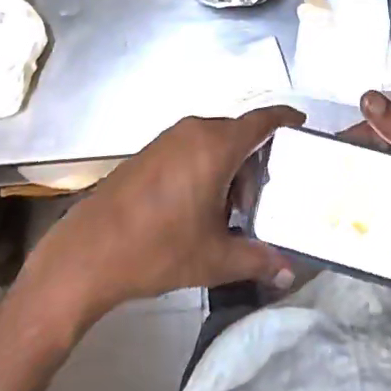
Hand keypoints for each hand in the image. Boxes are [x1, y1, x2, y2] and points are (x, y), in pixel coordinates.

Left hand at [20, 106, 303, 326]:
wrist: (88, 254)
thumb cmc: (158, 249)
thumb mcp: (214, 258)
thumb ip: (257, 260)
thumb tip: (288, 272)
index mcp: (215, 145)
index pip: (261, 120)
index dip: (285, 119)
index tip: (302, 125)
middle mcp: (194, 131)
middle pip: (238, 134)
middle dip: (255, 162)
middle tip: (262, 199)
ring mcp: (168, 139)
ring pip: (214, 142)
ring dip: (229, 168)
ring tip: (229, 212)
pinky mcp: (149, 152)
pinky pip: (191, 148)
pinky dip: (206, 168)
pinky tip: (199, 208)